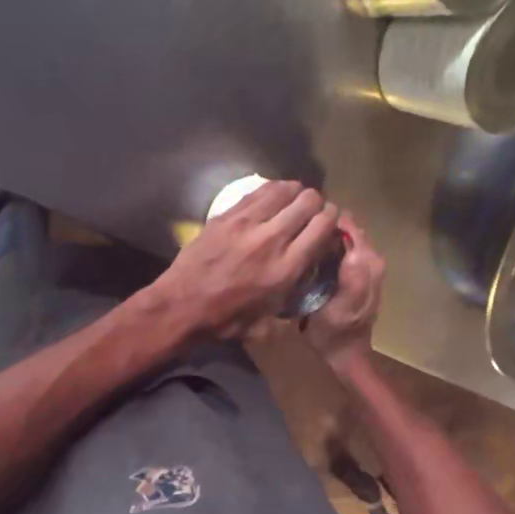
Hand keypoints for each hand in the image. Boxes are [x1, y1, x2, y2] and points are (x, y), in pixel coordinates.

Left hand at [142, 181, 340, 337]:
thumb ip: (288, 308)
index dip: (332, 220)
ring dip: (295, 192)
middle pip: (308, 201)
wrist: (182, 305)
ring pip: (285, 189)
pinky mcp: (227, 215)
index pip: (323, 226)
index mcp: (286, 268)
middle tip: (312, 212)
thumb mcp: (265, 324)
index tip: (329, 224)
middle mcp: (272, 239)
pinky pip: (259, 191)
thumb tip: (301, 297)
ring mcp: (247, 222)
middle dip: (317, 204)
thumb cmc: (224, 320)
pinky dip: (272, 191)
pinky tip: (272, 198)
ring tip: (293, 201)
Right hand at [303, 213, 384, 368]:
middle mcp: (373, 259)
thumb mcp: (338, 308)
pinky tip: (315, 254)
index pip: (349, 225)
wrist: (345, 354)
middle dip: (327, 226)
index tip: (302, 222)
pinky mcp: (361, 273)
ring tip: (304, 239)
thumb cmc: (334, 332)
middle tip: (300, 230)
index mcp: (367, 262)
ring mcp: (368, 266)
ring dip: (328, 236)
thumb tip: (350, 248)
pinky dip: (332, 247)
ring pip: (348, 238)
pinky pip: (347, 249)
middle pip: (349, 229)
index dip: (327, 220)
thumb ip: (351, 277)